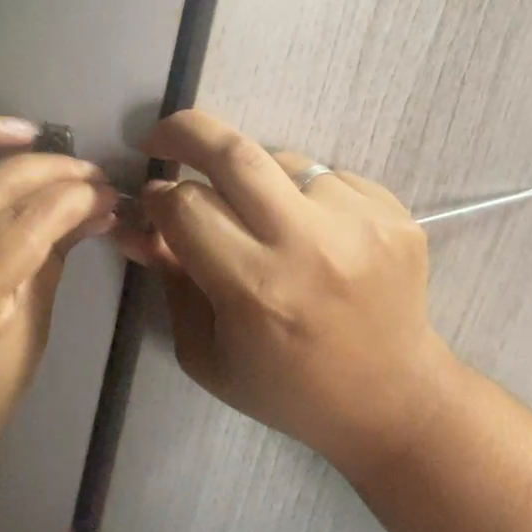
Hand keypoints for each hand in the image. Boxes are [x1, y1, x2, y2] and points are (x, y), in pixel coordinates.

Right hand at [117, 110, 449, 469]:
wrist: (394, 399)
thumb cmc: (288, 389)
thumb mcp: (207, 353)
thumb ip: (171, 279)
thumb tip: (137, 220)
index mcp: (257, 289)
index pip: (187, 206)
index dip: (159, 196)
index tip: (153, 198)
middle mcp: (310, 245)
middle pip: (233, 152)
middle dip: (185, 132)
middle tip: (162, 138)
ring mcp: (360, 221)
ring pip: (280, 159)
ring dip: (252, 177)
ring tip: (260, 218)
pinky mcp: (393, 211)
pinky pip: (324, 175)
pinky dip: (302, 193)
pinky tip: (311, 233)